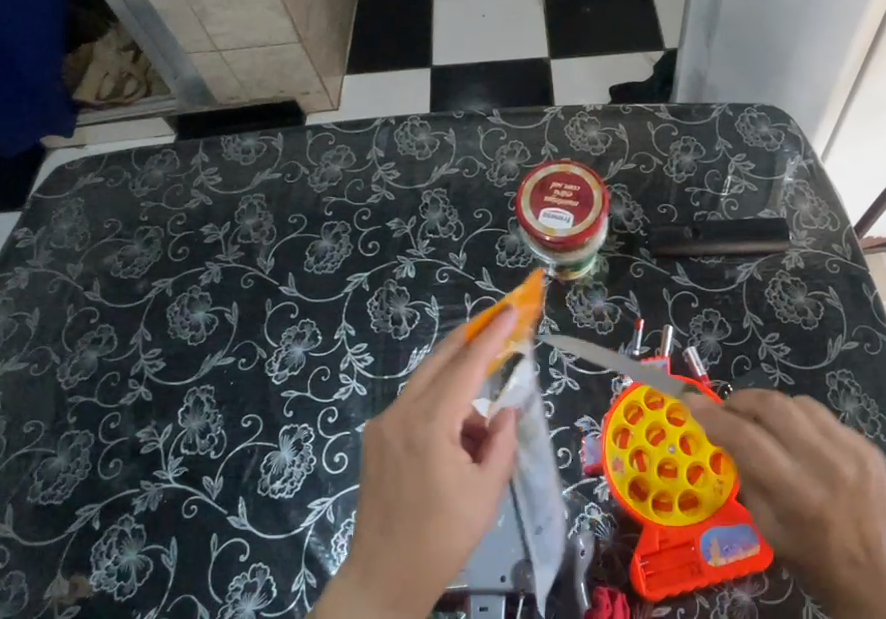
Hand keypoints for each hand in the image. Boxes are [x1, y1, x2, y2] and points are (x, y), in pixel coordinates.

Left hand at [313, 309, 520, 618]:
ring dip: (458, 388)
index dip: (492, 336)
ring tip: (482, 435)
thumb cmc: (442, 537)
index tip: (510, 309)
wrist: (384, 577)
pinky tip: (458, 444)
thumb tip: (503, 412)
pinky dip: (440, 409)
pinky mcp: (375, 439)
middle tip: (498, 323)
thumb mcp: (487, 491)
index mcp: (429, 424)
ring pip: (427, 384)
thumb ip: (501, 441)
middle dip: (471, 339)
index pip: (467, 366)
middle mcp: (400, 413)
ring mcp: (382, 424)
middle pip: (439, 360)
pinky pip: (414, 407)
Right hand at [682, 389, 885, 618]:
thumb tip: (724, 434)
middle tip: (727, 409)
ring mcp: (853, 450)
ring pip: (800, 403)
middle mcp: (827, 463)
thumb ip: (747, 475)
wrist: (874, 575)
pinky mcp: (868, 445)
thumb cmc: (811, 559)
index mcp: (798, 492)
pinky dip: (804, 423)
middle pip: (774, 406)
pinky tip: (801, 442)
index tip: (691, 405)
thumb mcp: (767, 527)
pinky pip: (826, 418)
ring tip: (763, 422)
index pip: (746, 437)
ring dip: (773, 408)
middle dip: (742, 400)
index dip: (714, 417)